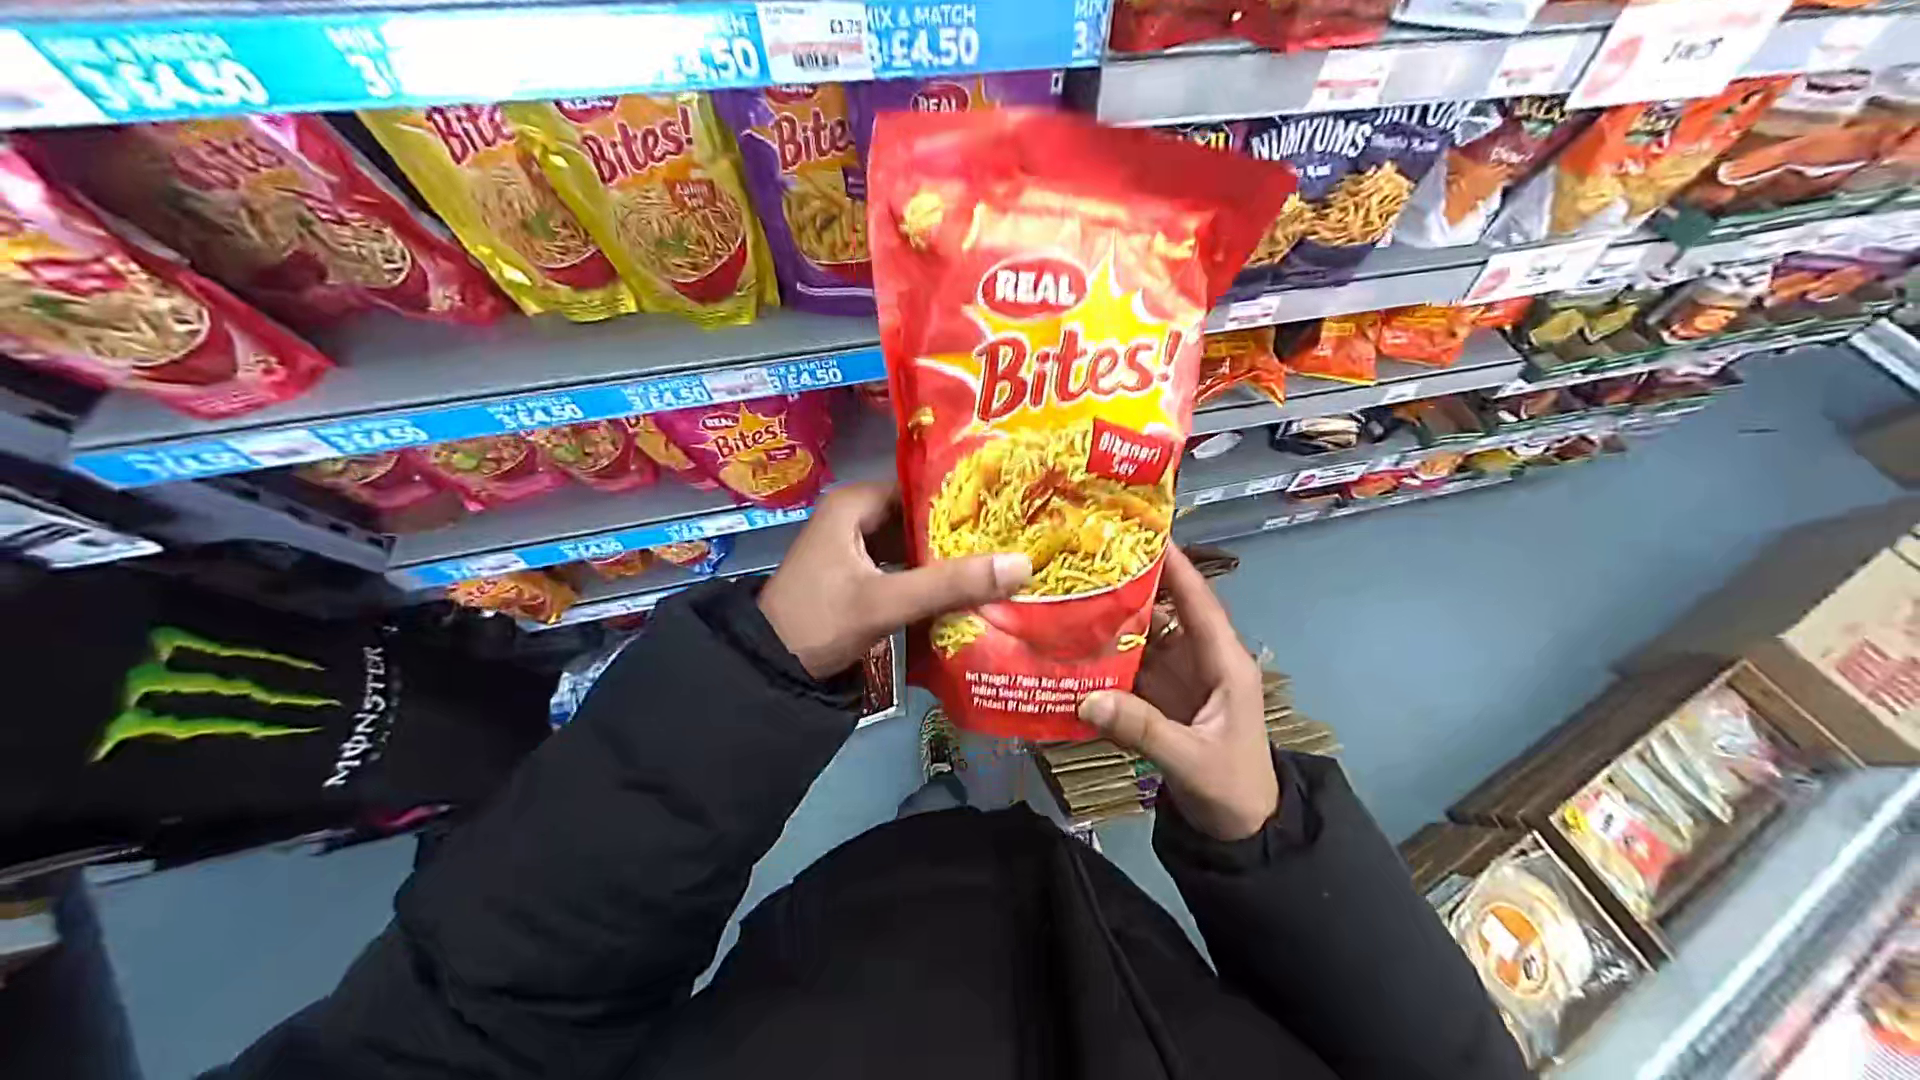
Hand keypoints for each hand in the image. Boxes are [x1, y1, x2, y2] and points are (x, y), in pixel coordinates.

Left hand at [759, 482, 1031, 678]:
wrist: (772, 671)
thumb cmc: (820, 622)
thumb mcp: (886, 602)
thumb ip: (950, 584)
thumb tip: (1023, 564)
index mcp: (854, 504)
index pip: (919, 488)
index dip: (962, 499)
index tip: (1005, 510)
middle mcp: (854, 516)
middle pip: (918, 517)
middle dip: (959, 531)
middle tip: (1010, 538)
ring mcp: (855, 547)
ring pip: (912, 544)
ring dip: (946, 556)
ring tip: (998, 560)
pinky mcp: (859, 574)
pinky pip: (902, 565)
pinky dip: (928, 575)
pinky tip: (964, 587)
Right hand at [1077, 547, 1276, 841]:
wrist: (1239, 830)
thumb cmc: (1232, 788)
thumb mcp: (1192, 759)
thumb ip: (1142, 728)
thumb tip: (1085, 697)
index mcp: (1224, 662)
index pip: (1199, 602)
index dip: (1176, 566)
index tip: (1145, 532)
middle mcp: (1199, 658)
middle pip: (1164, 611)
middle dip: (1130, 585)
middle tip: (1085, 561)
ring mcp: (1177, 676)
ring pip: (1142, 635)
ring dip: (1111, 618)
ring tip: (1069, 594)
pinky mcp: (1158, 694)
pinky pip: (1129, 664)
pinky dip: (1104, 654)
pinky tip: (1072, 644)